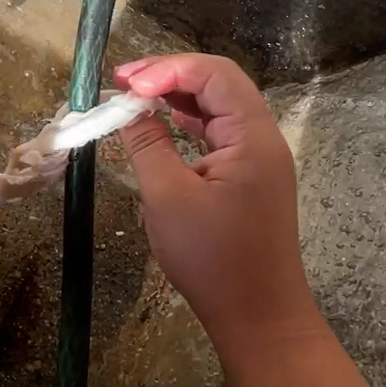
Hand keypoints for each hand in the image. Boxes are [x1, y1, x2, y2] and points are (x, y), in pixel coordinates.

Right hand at [114, 54, 321, 348]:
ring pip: (218, 107)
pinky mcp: (249, 178)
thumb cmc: (213, 259)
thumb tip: (129, 109)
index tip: (126, 84)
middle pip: (219, 84)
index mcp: (253, 136)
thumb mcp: (168, 197)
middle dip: (170, 75)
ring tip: (134, 95)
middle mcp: (262, 138)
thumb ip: (147, 144)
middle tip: (123, 80)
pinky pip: (218, 134)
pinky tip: (161, 123)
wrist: (258, 317)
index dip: (167, 68)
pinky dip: (187, 122)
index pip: (214, 75)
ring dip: (177, 95)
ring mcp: (258, 159)